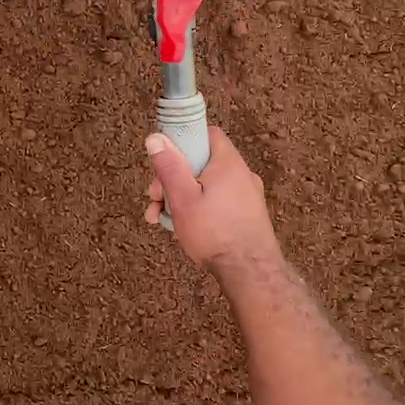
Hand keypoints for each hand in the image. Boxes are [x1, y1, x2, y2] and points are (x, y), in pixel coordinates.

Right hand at [144, 126, 281, 272]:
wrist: (249, 270)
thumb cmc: (214, 233)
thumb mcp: (182, 197)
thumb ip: (169, 166)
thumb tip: (156, 138)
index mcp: (227, 164)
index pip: (207, 134)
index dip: (182, 140)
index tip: (163, 157)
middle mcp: (241, 175)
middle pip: (199, 162)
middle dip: (171, 177)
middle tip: (155, 197)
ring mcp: (245, 194)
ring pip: (204, 184)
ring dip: (179, 195)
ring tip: (161, 217)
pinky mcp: (245, 212)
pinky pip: (215, 199)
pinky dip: (196, 206)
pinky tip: (180, 226)